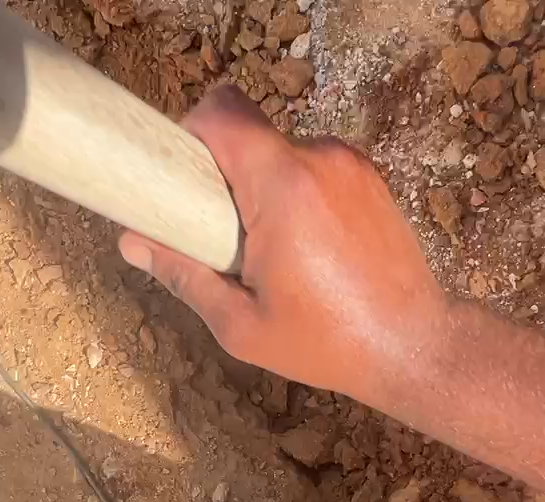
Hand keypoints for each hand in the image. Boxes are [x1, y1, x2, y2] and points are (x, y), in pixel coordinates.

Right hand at [118, 87, 451, 409]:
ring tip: (275, 256)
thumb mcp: (241, 325)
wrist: (411, 345)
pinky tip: (308, 251)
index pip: (220, 112)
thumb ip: (183, 276)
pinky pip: (312, 169)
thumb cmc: (327, 343)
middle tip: (228, 241)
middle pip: (247, 134)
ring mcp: (349, 163)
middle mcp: (318, 158)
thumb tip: (133, 245)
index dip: (190, 136)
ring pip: (280, 155)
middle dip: (224, 178)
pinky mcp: (369, 176)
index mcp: (282, 187)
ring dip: (263, 193)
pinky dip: (296, 198)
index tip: (184, 182)